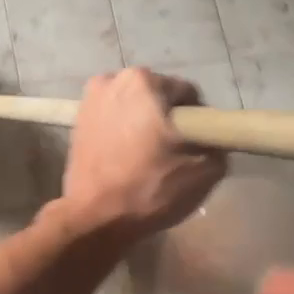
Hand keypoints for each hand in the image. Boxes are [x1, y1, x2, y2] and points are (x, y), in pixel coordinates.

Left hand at [60, 69, 226, 240]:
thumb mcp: (205, 170)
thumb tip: (210, 140)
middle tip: (175, 151)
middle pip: (156, 95)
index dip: (198, 119)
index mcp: (143, 81)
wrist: (96, 214)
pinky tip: (127, 155)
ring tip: (150, 155)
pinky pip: (112, 117)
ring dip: (143, 122)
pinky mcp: (77, 117)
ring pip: (132, 106)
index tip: (198, 144)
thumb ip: (216, 144)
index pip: (186, 93)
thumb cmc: (151, 186)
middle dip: (168, 118)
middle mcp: (112, 79)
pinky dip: (122, 130)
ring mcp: (90, 97)